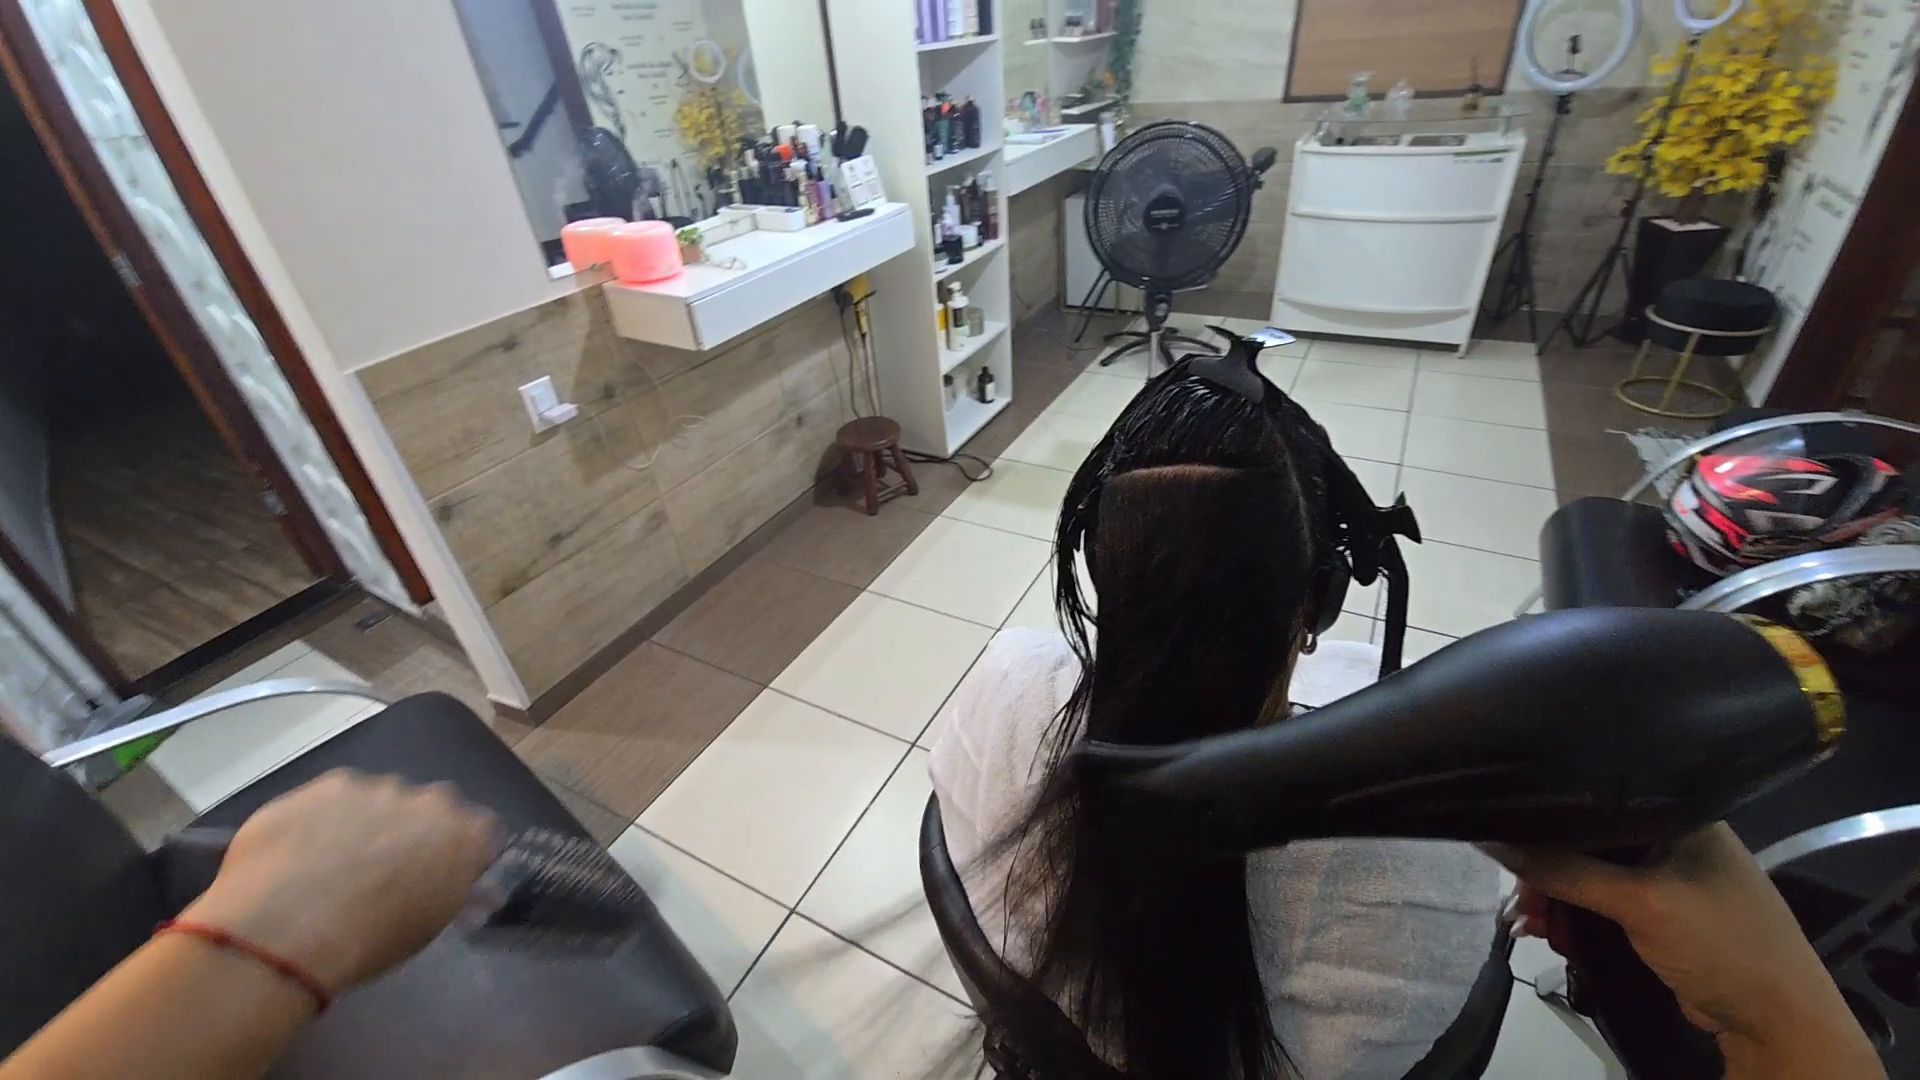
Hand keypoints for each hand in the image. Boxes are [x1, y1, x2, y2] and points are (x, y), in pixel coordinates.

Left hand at [181, 770, 501, 994]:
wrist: (284, 933)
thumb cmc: (369, 941)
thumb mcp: (430, 926)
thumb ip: (456, 891)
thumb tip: (473, 888)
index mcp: (470, 833)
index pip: (483, 832)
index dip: (459, 852)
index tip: (437, 873)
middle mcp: (436, 799)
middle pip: (433, 808)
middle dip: (413, 830)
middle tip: (381, 868)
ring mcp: (382, 786)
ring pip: (382, 798)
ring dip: (367, 820)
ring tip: (329, 862)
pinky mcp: (329, 784)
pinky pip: (332, 798)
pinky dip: (321, 818)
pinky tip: (296, 852)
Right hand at [1489, 824, 1881, 1076]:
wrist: (1783, 1030)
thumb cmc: (1722, 946)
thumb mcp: (1637, 901)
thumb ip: (1560, 868)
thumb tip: (1486, 838)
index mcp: (1677, 816)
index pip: (1591, 798)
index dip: (1544, 817)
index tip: (1508, 843)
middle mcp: (1668, 837)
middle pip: (1580, 841)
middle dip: (1543, 873)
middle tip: (1522, 904)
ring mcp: (1663, 875)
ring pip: (1582, 872)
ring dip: (1551, 899)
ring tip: (1531, 927)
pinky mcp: (1655, 909)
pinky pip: (1595, 898)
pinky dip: (1569, 915)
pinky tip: (1550, 933)